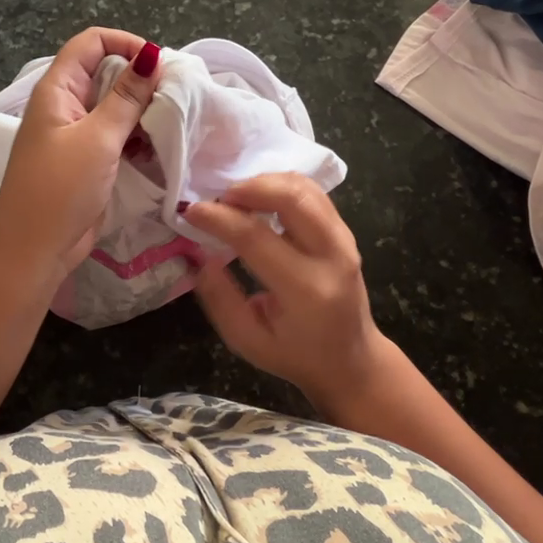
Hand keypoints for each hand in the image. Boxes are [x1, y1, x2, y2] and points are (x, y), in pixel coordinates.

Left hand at [0, 28, 159, 276]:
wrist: (33, 250)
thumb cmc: (59, 189)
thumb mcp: (97, 139)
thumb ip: (126, 97)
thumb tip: (151, 55)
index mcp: (57, 89)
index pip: (91, 42)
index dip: (125, 43)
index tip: (159, 65)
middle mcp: (65, 104)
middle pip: (106, 71)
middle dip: (140, 77)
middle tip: (176, 94)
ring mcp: (75, 134)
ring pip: (114, 105)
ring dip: (142, 109)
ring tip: (174, 120)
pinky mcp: (87, 161)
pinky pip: (116, 135)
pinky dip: (138, 136)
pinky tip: (161, 146)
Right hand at [186, 174, 395, 401]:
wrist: (351, 360)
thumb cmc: (295, 354)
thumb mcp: (246, 341)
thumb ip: (220, 298)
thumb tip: (200, 255)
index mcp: (305, 290)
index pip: (257, 238)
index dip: (220, 219)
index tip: (190, 211)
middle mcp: (331, 257)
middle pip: (292, 198)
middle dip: (247, 188)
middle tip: (218, 199)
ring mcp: (344, 240)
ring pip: (304, 188)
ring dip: (264, 183)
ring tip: (236, 199)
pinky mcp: (344, 231)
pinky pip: (311, 192)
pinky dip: (280, 186)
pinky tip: (259, 199)